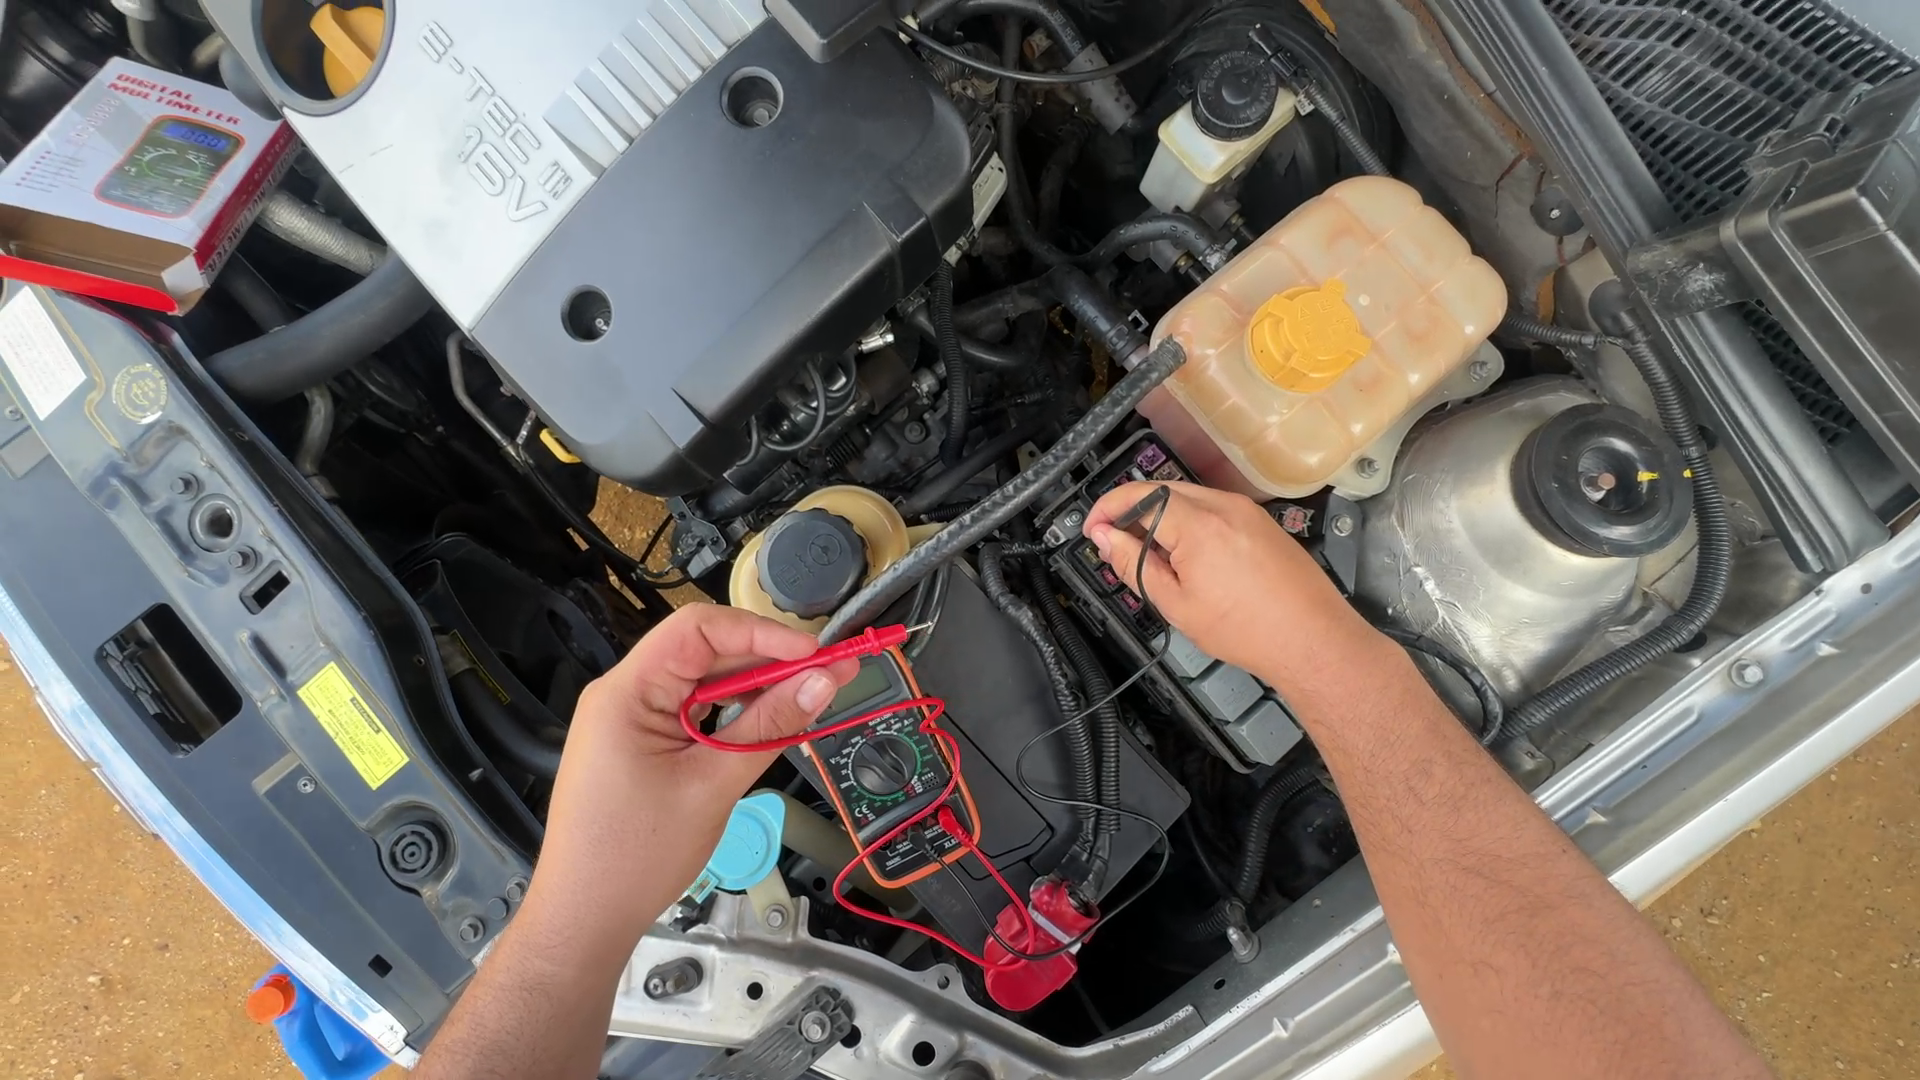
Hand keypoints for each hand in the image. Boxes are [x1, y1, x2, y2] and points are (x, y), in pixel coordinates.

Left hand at [521, 605, 857, 951]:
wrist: (584, 921)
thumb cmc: (638, 855)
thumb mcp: (714, 785)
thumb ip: (771, 726)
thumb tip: (824, 681)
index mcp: (628, 691)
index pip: (699, 629)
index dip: (761, 631)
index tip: (812, 653)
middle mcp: (626, 692)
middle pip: (705, 650)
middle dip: (768, 658)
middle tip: (827, 674)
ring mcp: (632, 717)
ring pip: (705, 679)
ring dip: (756, 684)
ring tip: (807, 694)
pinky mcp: (643, 740)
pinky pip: (697, 707)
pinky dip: (736, 710)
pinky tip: (769, 718)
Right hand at [1083, 481, 1387, 694]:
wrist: (1312, 639)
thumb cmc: (1244, 630)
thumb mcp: (1175, 603)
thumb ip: (1134, 564)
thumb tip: (1105, 538)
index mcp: (1199, 525)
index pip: (1139, 497)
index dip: (1107, 509)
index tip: (1092, 529)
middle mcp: (1223, 506)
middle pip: (1161, 490)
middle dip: (1130, 509)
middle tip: (1112, 541)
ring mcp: (1246, 510)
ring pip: (1186, 496)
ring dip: (1157, 514)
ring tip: (1146, 552)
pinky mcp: (1260, 520)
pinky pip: (1211, 507)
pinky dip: (1186, 519)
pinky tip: (1183, 552)